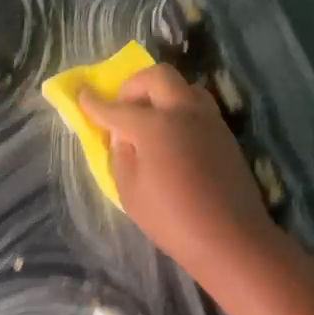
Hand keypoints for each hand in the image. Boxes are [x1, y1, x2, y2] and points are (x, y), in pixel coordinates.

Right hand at [79, 64, 278, 275]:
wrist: (231, 237)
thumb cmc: (172, 220)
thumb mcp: (130, 191)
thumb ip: (121, 155)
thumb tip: (124, 136)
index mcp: (155, 125)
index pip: (117, 108)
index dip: (95, 103)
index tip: (83, 96)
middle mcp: (184, 111)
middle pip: (158, 77)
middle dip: (134, 86)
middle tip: (123, 108)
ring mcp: (210, 120)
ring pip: (183, 87)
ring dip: (162, 95)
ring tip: (150, 123)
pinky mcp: (225, 134)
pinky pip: (198, 108)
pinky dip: (180, 111)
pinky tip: (173, 139)